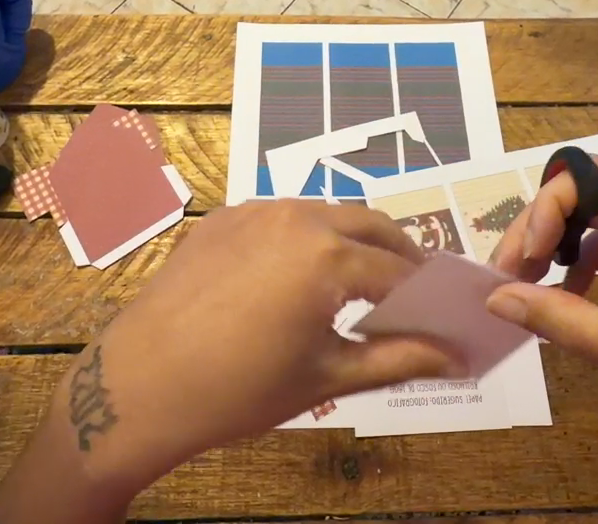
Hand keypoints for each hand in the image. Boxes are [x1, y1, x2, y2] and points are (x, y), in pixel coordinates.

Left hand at [0, 200, 462, 520]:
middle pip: (369, 223)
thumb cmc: (240, 389)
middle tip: (409, 291)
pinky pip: (280, 216)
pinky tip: (293, 275)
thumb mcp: (326, 379)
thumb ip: (398, 360)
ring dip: (351, 238)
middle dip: (398, 253)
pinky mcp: (224, 215)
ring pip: (324, 213)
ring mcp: (255, 209)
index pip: (399, 271)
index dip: (426, 295)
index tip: (442, 313)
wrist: (140, 382)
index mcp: (328, 255)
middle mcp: (297, 216)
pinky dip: (304, 236)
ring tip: (354, 281)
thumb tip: (457, 357)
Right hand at [486, 170, 597, 449]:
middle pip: (589, 195)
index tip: (524, 260)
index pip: (590, 178)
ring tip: (531, 288)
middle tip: (511, 276)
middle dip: (543, 230)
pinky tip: (570, 296)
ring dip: (560, 247)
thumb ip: (562, 319)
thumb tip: (494, 296)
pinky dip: (587, 263)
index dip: (547, 209)